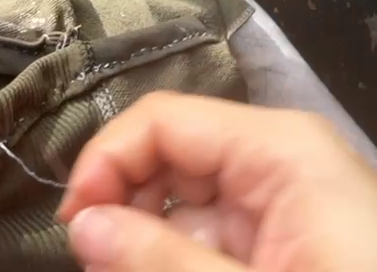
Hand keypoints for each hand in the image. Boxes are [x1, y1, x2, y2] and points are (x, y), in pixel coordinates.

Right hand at [57, 93, 376, 271]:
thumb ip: (166, 260)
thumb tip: (77, 224)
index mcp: (280, 147)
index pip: (162, 120)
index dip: (107, 161)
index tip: (73, 226)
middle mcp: (282, 160)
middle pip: (173, 158)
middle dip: (127, 206)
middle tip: (98, 265)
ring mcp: (294, 206)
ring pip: (191, 205)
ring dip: (153, 241)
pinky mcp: (303, 248)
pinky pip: (224, 240)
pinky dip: (188, 261)